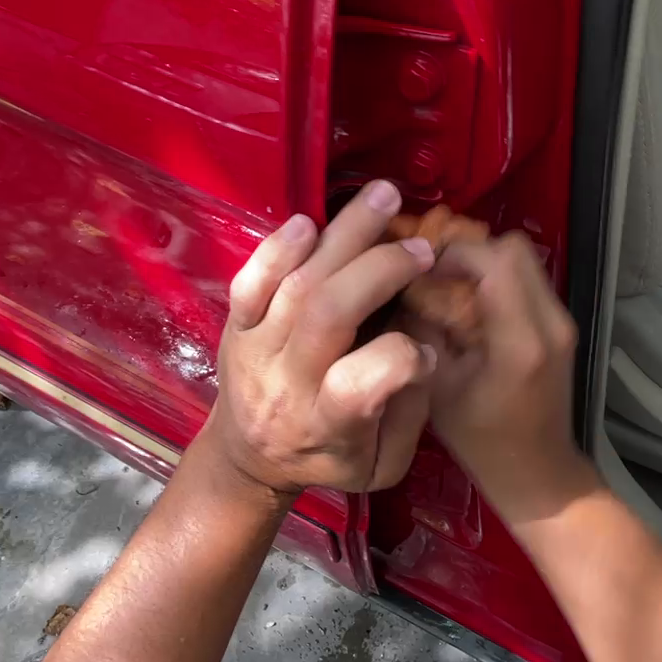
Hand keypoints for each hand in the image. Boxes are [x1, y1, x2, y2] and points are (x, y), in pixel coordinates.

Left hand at [199, 180, 439, 497]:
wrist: (247, 457)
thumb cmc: (326, 459)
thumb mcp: (380, 464)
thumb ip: (408, 413)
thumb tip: (423, 346)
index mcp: (325, 425)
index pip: (359, 384)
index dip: (403, 357)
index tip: (426, 349)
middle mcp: (285, 383)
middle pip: (328, 313)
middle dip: (380, 269)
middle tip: (421, 246)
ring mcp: (254, 349)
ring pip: (296, 284)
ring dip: (343, 236)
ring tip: (384, 197)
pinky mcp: (235, 325)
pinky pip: (249, 281)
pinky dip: (277, 248)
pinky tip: (312, 222)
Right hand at [410, 234, 588, 519]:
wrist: (538, 472)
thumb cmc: (483, 441)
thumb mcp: (438, 389)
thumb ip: (425, 331)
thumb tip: (410, 284)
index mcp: (521, 341)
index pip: (496, 261)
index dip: (455, 253)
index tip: (423, 268)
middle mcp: (551, 322)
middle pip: (514, 248)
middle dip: (470, 251)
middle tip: (436, 274)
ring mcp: (562, 321)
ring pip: (523, 259)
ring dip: (484, 263)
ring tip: (450, 288)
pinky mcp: (560, 324)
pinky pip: (528, 278)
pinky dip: (497, 278)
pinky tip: (471, 305)